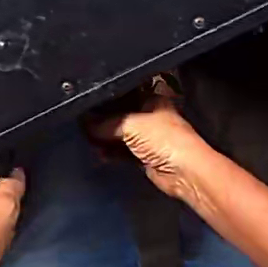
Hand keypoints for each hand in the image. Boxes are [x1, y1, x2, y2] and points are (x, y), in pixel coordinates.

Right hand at [94, 77, 219, 204]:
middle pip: (120, 115)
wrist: (185, 172)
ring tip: (87, 139)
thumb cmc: (165, 139)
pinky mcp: (144, 157)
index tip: (86, 103)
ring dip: (104, 138)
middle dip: (102, 120)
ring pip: (120, 135)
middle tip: (82, 123)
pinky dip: (110, 152)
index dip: (107, 98)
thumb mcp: (131, 124)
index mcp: (153, 100)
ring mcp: (148, 138)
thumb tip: (85, 123)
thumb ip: (106, 122)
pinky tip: (99, 153)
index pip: (125, 94)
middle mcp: (150, 117)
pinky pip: (122, 152)